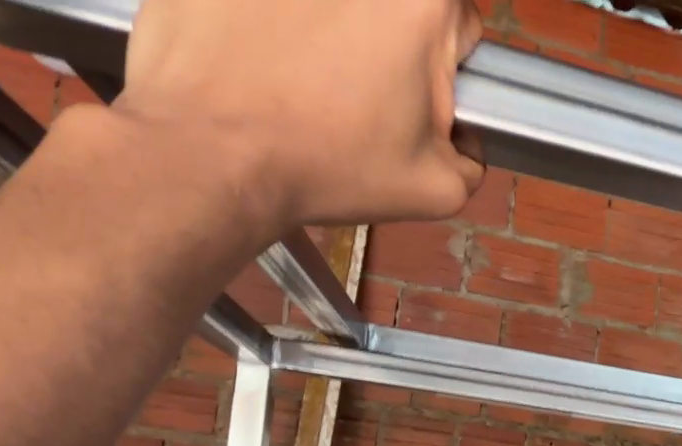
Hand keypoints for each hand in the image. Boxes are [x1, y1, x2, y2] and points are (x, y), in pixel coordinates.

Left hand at [114, 0, 485, 226]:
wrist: (209, 153)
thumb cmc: (328, 167)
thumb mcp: (434, 190)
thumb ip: (473, 160)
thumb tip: (462, 142)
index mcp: (420, 2)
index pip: (464, 23)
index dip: (447, 68)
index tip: (416, 99)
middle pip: (396, 7)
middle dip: (388, 43)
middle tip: (358, 95)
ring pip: (332, 3)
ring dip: (329, 27)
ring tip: (301, 79)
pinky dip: (268, 17)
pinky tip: (256, 58)